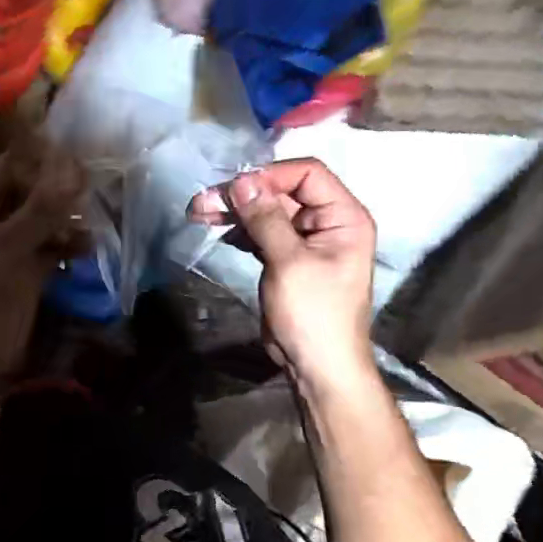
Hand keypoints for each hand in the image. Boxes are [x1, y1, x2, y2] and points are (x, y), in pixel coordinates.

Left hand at [0, 145, 82, 375]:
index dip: (40, 156)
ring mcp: (10, 249)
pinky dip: (68, 246)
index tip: (80, 150)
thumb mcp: (7, 248)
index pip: (8, 165)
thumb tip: (73, 166)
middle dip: (60, 187)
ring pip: (43, 221)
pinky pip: (50, 250)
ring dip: (68, 217)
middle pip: (28, 191)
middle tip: (99, 179)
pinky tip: (91, 246)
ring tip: (101, 211)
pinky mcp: (26, 274)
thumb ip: (40, 208)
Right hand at [188, 160, 376, 389]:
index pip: (308, 174)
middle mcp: (328, 223)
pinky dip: (241, 230)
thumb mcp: (289, 262)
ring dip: (235, 211)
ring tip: (199, 213)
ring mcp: (307, 242)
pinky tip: (218, 230)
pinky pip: (263, 234)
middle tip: (203, 201)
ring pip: (268, 213)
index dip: (269, 175)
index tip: (232, 187)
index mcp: (344, 217)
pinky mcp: (287, 260)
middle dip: (243, 195)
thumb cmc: (312, 313)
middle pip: (283, 192)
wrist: (317, 366)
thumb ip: (266, 218)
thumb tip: (241, 180)